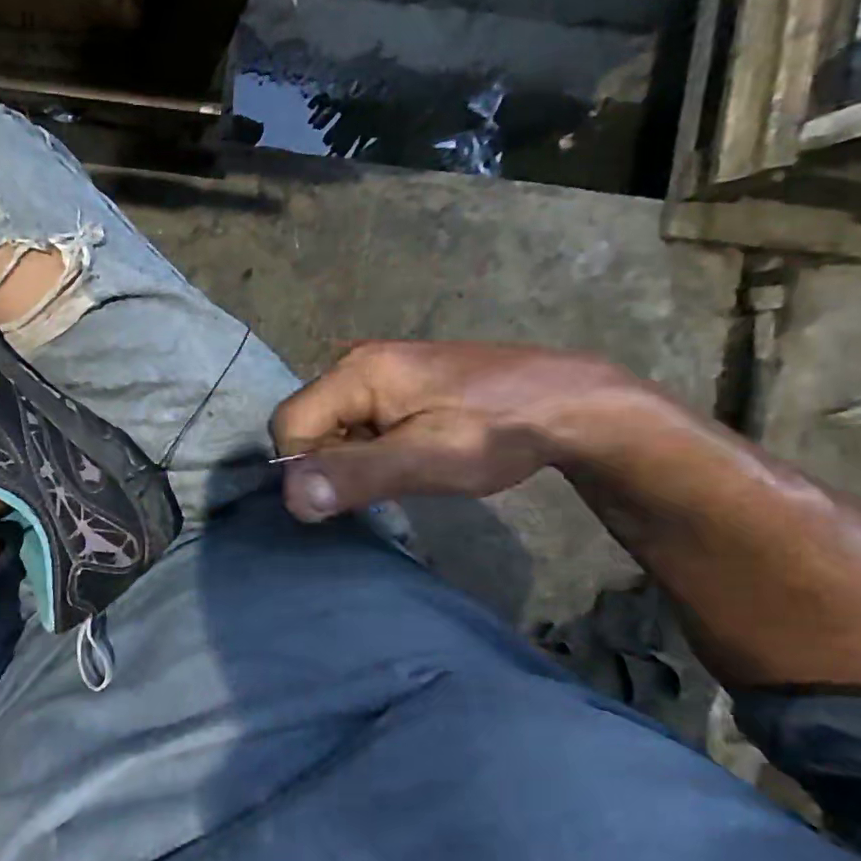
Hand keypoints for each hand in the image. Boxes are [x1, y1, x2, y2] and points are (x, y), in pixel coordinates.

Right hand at [269, 342, 633, 521]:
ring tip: (404, 471)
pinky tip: (412, 456)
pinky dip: (372, 447)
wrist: (570, 403)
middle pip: (309, 423)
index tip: (352, 494)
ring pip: (334, 425)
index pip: (289, 424)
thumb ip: (357, 474)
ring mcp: (380, 369)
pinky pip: (360, 420)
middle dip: (333, 463)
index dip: (307, 467)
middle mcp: (357, 362)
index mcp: (356, 371)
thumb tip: (290, 498)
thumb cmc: (497, 430)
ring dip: (354, 458)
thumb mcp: (428, 459)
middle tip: (386, 483)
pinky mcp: (399, 383)